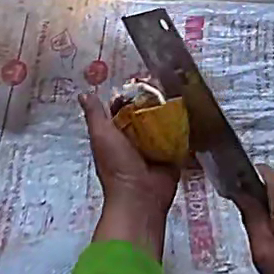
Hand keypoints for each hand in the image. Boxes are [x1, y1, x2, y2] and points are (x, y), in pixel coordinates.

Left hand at [82, 92, 179, 260]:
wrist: (140, 197)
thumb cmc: (116, 164)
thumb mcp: (101, 134)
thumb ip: (94, 114)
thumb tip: (83, 92)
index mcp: (116, 131)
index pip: (123, 106)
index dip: (130, 93)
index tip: (143, 77)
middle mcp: (135, 137)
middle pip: (145, 112)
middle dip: (153, 99)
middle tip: (166, 81)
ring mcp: (155, 145)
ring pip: (162, 122)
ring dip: (169, 110)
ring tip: (180, 90)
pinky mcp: (172, 154)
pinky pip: (178, 136)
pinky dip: (182, 125)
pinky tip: (190, 109)